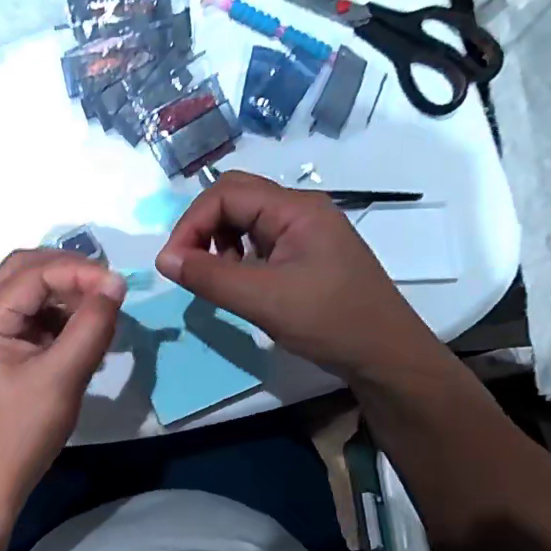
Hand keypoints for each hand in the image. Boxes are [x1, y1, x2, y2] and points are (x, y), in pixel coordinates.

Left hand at [0, 250, 125, 497]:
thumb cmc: (23, 431)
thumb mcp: (62, 377)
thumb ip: (90, 327)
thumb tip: (115, 283)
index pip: (31, 274)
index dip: (76, 271)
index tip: (117, 285)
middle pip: (24, 272)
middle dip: (68, 273)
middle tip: (106, 287)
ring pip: (31, 292)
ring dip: (67, 294)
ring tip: (101, 311)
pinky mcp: (6, 350)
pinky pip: (35, 317)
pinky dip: (62, 316)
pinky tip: (87, 332)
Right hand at [155, 171, 446, 381]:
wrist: (387, 356)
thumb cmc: (330, 322)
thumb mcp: (263, 300)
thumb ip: (209, 277)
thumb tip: (163, 259)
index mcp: (296, 209)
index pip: (226, 194)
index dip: (192, 223)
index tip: (174, 264)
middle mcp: (300, 210)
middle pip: (235, 198)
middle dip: (203, 228)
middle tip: (189, 265)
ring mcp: (305, 231)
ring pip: (245, 219)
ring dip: (218, 242)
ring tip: (216, 278)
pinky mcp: (305, 253)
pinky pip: (259, 240)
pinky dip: (237, 256)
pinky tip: (238, 283)